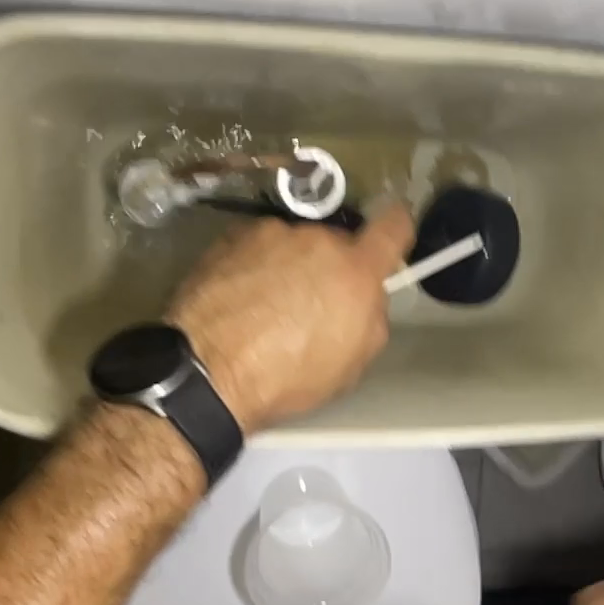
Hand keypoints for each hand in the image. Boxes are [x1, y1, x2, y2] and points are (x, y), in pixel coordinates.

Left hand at [167, 203, 414, 431]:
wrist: (209, 371)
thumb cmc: (289, 377)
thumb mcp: (351, 364)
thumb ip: (371, 318)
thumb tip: (366, 299)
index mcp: (356, 271)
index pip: (393, 227)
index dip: (394, 232)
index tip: (386, 244)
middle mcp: (317, 240)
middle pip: (335, 243)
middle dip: (328, 268)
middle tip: (308, 305)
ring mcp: (271, 234)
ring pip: (293, 245)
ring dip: (288, 266)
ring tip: (264, 306)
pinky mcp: (231, 237)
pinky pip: (256, 248)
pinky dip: (253, 266)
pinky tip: (238, 298)